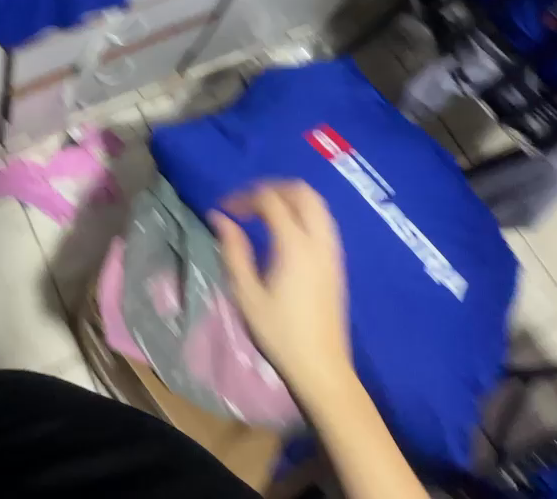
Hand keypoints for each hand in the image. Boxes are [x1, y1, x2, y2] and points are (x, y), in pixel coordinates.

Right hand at [211, 181, 353, 396]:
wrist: (321, 368)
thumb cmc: (279, 333)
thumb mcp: (246, 293)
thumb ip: (233, 250)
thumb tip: (219, 217)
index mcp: (294, 245)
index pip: (270, 200)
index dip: (244, 197)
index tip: (225, 210)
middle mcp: (318, 241)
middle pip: (301, 192)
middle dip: (272, 189)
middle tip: (247, 204)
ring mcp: (332, 251)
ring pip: (317, 204)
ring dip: (289, 199)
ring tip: (264, 213)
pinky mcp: (337, 263)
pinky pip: (324, 221)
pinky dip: (303, 213)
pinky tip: (285, 232)